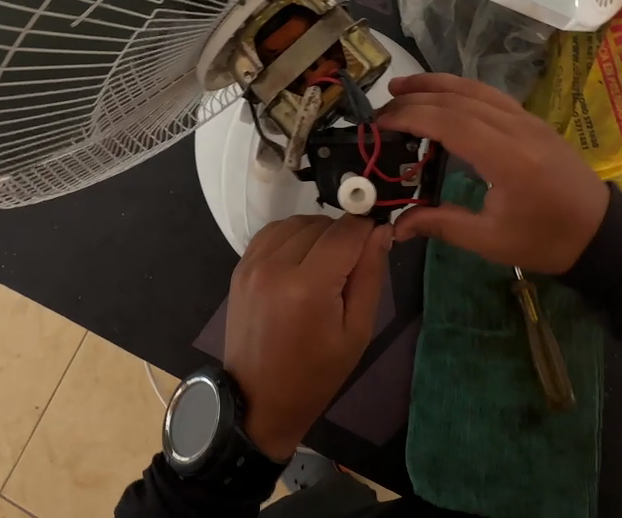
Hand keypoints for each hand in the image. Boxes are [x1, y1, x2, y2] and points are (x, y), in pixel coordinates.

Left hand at [224, 214, 390, 460]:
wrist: (259, 400)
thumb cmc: (316, 374)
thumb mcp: (357, 331)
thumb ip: (370, 274)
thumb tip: (381, 229)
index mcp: (309, 286)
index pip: (346, 231)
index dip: (367, 228)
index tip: (377, 236)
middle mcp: (277, 265)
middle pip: (322, 223)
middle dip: (343, 236)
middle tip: (350, 266)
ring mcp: (253, 263)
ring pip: (298, 222)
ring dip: (317, 233)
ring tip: (324, 265)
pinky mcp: (241, 265)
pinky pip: (274, 231)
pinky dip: (292, 236)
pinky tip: (300, 261)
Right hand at [378, 73, 610, 274]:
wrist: (601, 233)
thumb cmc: (545, 240)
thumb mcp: (491, 240)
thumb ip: (440, 224)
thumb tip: (395, 225)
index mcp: (507, 158)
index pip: (449, 122)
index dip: (410, 117)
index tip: (379, 125)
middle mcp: (515, 128)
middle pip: (456, 100)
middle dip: (413, 100)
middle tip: (380, 112)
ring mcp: (526, 118)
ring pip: (472, 88)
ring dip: (433, 85)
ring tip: (399, 88)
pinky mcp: (530, 119)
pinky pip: (488, 93)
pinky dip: (457, 88)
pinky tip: (438, 95)